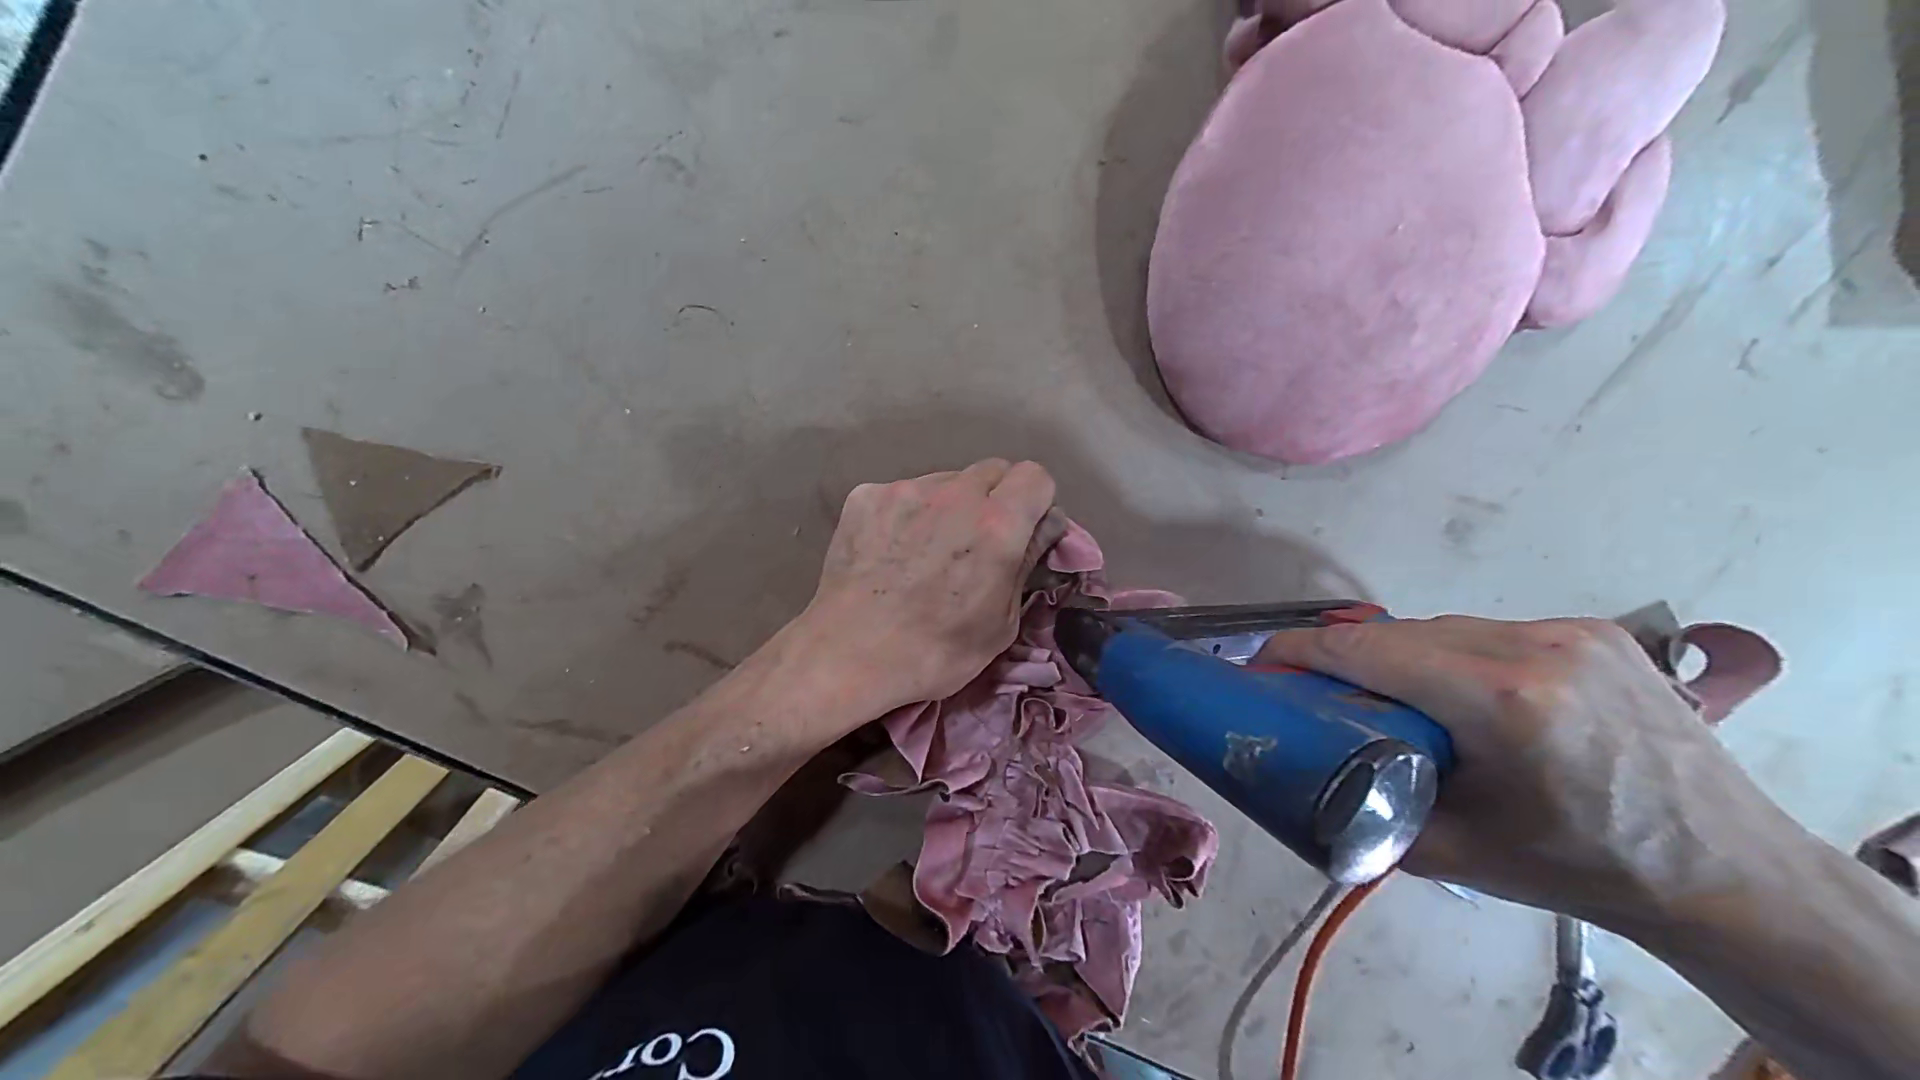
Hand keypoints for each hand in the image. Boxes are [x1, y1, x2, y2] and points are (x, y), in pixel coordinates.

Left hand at [797, 459, 1065, 717]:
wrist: (847, 656)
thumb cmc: (934, 652)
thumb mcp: (1001, 623)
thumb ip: (1025, 564)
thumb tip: (1042, 529)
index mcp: (997, 524)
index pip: (1036, 476)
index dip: (1035, 503)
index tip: (1024, 530)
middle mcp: (954, 493)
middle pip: (993, 470)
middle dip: (996, 498)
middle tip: (979, 541)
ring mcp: (905, 489)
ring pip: (946, 480)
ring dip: (951, 504)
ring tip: (929, 548)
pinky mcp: (865, 496)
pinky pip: (904, 492)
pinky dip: (909, 513)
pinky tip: (893, 550)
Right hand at [1255, 616, 1791, 927]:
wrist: (1731, 872)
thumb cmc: (1582, 867)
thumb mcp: (1453, 852)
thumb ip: (1365, 806)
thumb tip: (1298, 775)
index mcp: (1501, 702)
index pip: (1369, 651)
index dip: (1303, 649)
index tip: (1263, 660)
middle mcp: (1535, 647)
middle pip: (1399, 633)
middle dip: (1346, 656)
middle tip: (1316, 689)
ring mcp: (1571, 632)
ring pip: (1440, 627)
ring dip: (1399, 653)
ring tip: (1385, 693)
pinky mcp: (1594, 631)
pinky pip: (1485, 629)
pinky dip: (1449, 651)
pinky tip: (1453, 688)